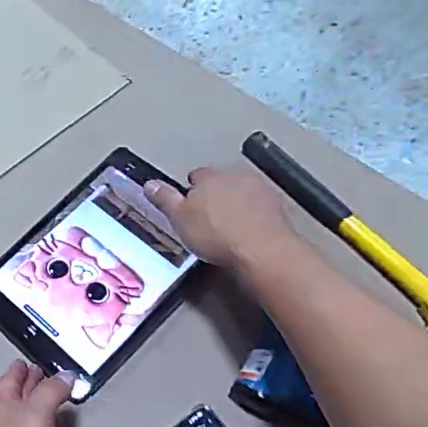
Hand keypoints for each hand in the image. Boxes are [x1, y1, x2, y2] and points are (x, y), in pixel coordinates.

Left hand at [0, 360, 73, 426]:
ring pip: (36, 417)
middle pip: (23, 395)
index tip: (37, 356)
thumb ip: (51, 391)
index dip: (25, 365)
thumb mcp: (35, 413)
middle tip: (56, 372)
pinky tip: (64, 426)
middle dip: (38, 382)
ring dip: (49, 405)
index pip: (11, 377)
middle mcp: (6, 424)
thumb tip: (64, 377)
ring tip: (64, 394)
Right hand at [147, 166, 300, 270]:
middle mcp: (236, 176)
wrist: (261, 250)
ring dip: (236, 205)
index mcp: (210, 177)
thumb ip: (164, 199)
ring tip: (227, 231)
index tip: (188, 207)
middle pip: (221, 183)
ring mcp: (260, 190)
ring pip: (242, 193)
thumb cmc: (217, 234)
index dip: (190, 191)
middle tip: (206, 221)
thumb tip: (150, 184)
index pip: (197, 175)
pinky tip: (247, 235)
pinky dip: (254, 217)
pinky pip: (260, 208)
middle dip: (214, 197)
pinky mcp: (277, 207)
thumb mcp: (179, 218)